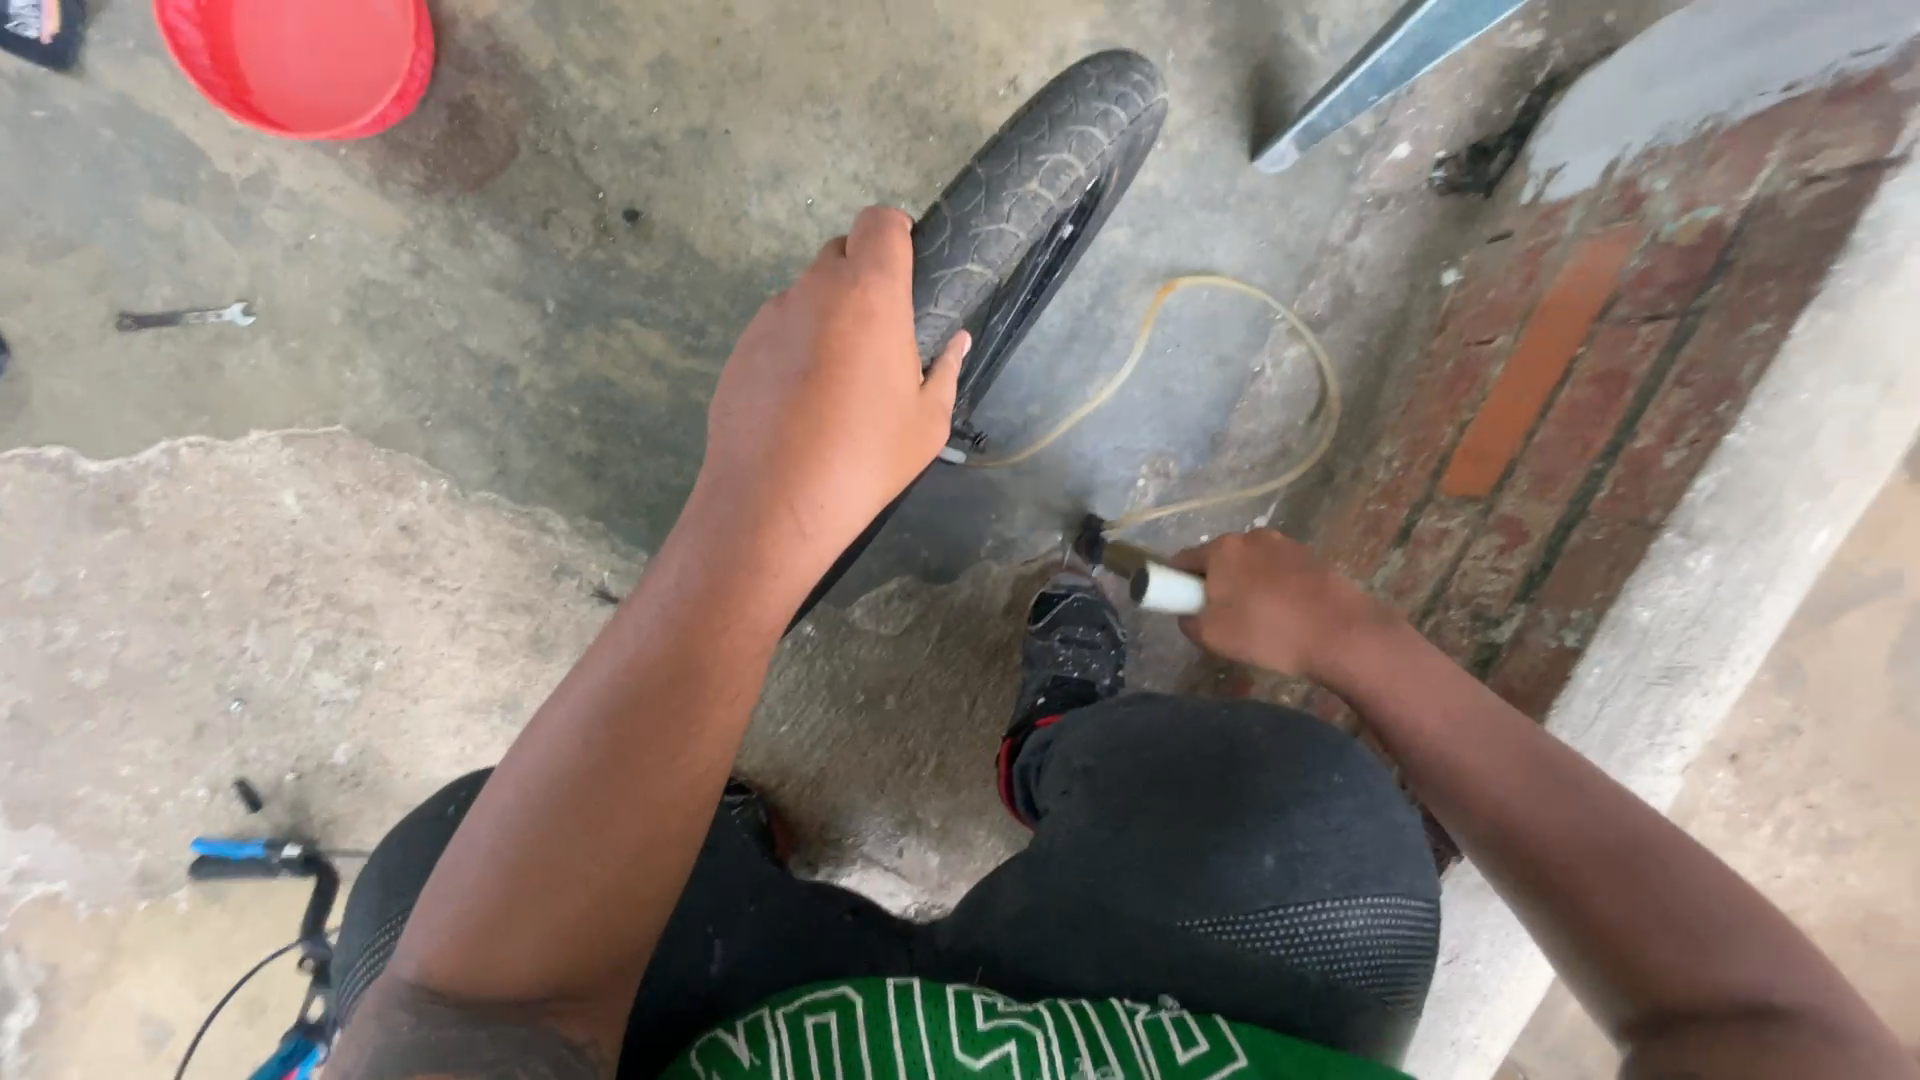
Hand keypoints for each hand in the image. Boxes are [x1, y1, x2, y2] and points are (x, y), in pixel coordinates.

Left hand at [692, 206, 969, 571]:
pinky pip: (777, 330)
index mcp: (870, 293)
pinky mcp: (740, 348)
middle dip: (863, 278)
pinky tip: (798, 402)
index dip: (896, 236)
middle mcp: (815, 288)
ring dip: (827, 317)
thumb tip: (956, 342)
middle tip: (878, 337)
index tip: (907, 273)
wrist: (774, 501)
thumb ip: (945, 369)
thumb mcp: (927, 422)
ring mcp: (769, 316)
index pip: (880, 222)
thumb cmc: (866, 458)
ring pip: (807, 294)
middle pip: (842, 253)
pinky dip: (794, 348)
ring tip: (835, 382)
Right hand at [1169, 529, 1392, 680]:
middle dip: (1215, 584)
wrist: (1343, 634)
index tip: (1183, 606)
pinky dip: (1274, 588)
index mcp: (1221, 549)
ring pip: (1251, 566)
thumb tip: (1190, 612)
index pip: (1182, 560)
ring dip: (1247, 586)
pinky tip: (1286, 615)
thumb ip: (1186, 620)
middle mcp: (1251, 537)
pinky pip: (1278, 572)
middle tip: (1222, 619)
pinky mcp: (1312, 558)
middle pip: (1219, 560)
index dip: (1175, 583)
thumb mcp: (1210, 636)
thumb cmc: (1268, 632)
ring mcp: (1285, 545)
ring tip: (1260, 620)